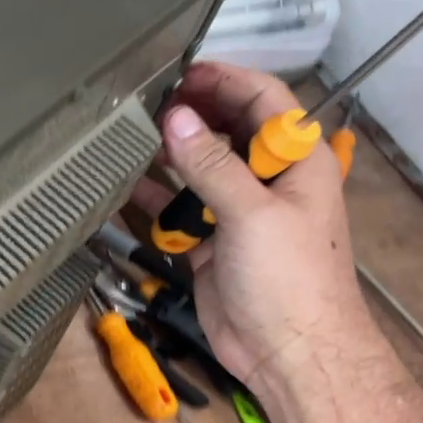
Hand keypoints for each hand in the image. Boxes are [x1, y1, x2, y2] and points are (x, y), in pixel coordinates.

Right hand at [134, 63, 383, 399]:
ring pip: (198, 172)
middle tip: (147, 104)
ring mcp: (238, 214)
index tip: (182, 72)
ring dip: (168, 157)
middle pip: (228, 133)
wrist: (288, 350)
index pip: (264, 103)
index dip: (227, 82)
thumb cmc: (289, 278)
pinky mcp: (211, 244)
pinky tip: (126, 190)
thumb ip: (210, 164)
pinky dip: (154, 201)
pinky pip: (179, 212)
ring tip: (129, 140)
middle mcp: (268, 182)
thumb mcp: (252, 212)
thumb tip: (175, 118)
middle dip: (192, 115)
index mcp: (296, 163)